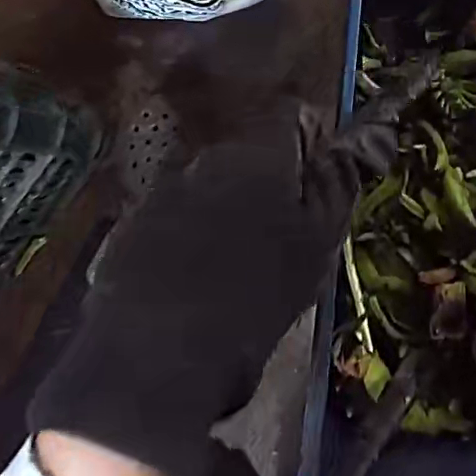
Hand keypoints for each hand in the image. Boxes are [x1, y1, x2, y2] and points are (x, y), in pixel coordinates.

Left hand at [28, 60, 432, 475]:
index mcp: (261, 154)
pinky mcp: (126, 229)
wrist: (156, 361)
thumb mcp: (319, 241)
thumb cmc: (259, 293)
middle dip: (267, 180)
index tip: (317, 175)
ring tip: (231, 262)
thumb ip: (338, 181)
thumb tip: (349, 143)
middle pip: (250, 153)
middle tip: (280, 230)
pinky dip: (186, 235)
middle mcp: (208, 158)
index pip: (291, 114)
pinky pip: (171, 217)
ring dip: (226, 207)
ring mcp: (161, 192)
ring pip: (210, 185)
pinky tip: (189, 281)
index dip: (309, 138)